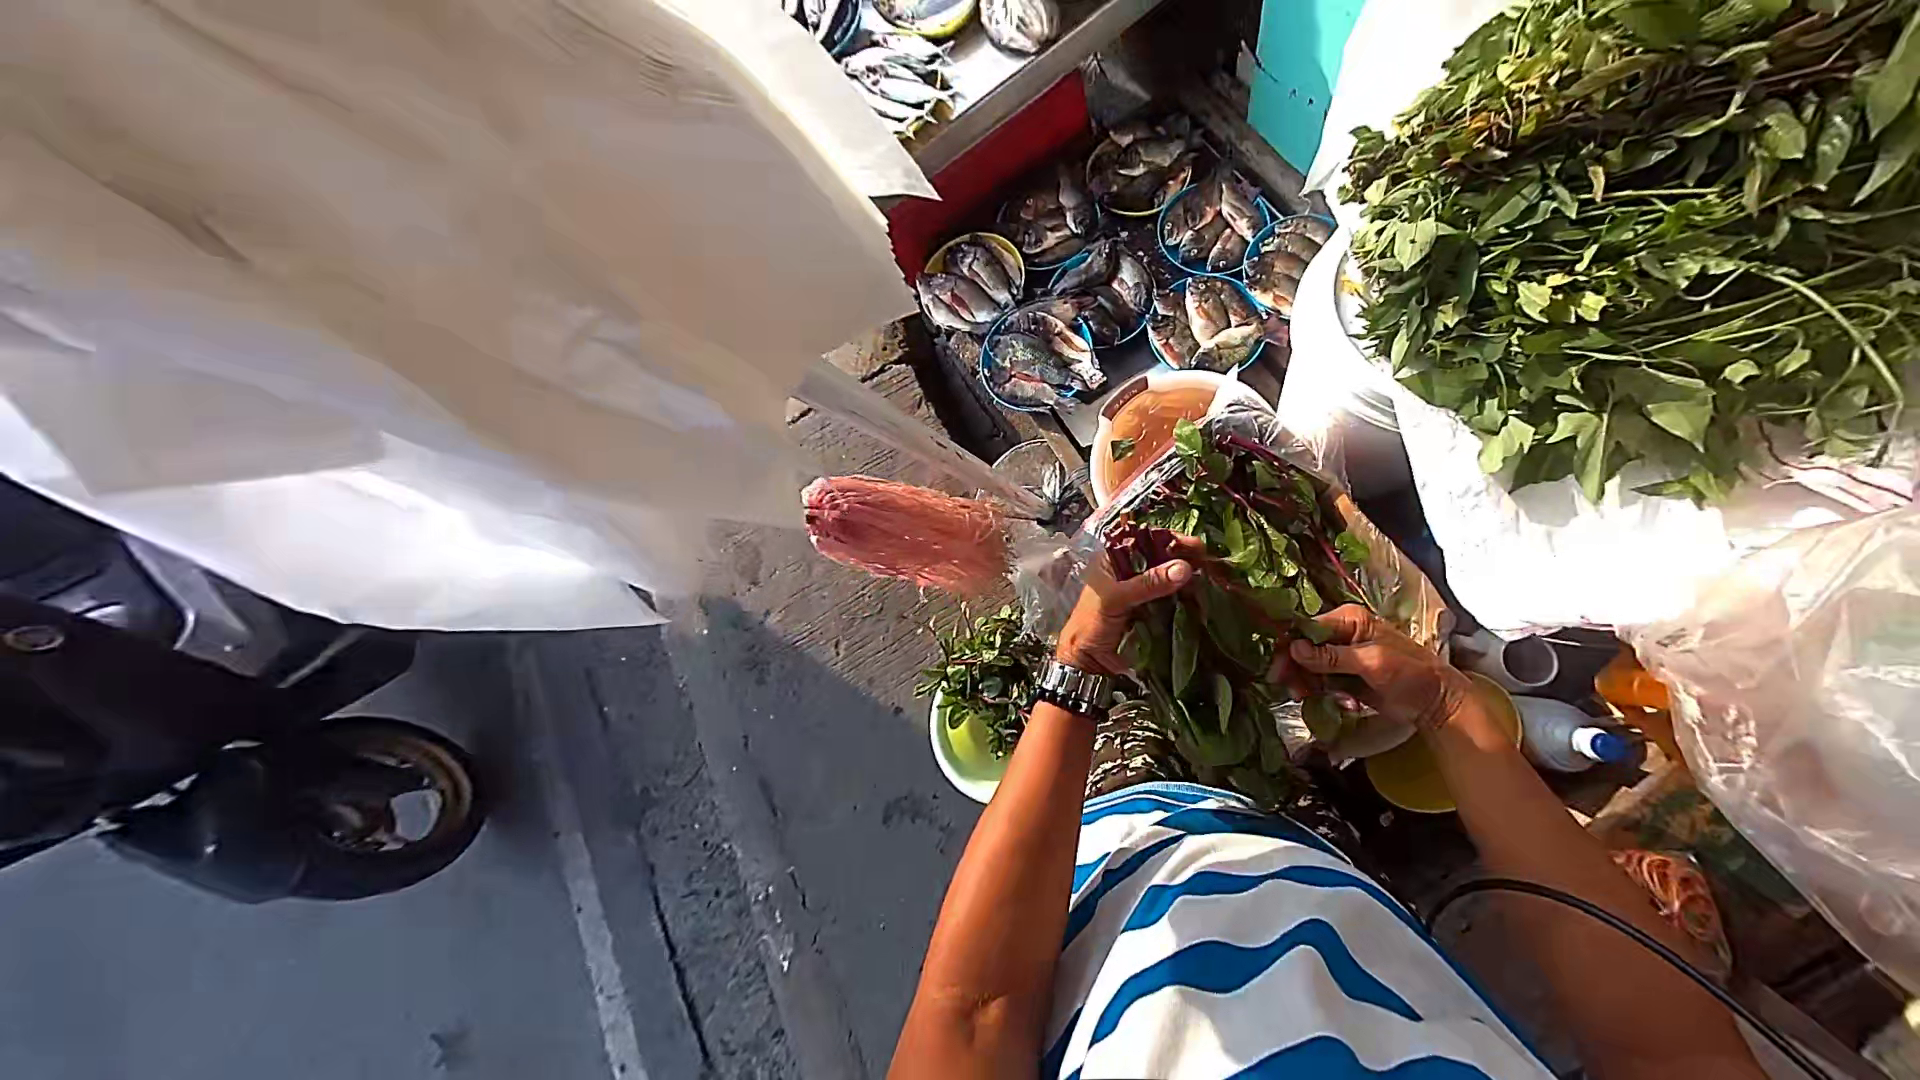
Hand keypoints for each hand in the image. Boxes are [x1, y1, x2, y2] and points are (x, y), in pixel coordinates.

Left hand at [1053, 541, 1199, 675]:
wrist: (1088, 660)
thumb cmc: (1091, 623)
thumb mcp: (1115, 599)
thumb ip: (1147, 584)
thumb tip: (1183, 568)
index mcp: (1116, 560)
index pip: (1147, 541)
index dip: (1171, 540)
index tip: (1195, 545)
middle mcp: (1133, 572)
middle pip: (1165, 558)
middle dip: (1187, 559)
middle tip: (1209, 563)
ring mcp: (1147, 592)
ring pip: (1174, 579)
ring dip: (1192, 579)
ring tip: (1212, 579)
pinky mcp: (1157, 612)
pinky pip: (1178, 601)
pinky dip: (1191, 599)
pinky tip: (1205, 597)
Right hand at [1274, 605, 1471, 731]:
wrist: (1437, 703)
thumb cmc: (1411, 674)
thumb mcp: (1371, 662)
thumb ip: (1331, 656)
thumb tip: (1294, 648)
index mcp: (1349, 620)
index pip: (1306, 628)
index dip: (1289, 647)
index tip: (1278, 668)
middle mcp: (1341, 634)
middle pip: (1302, 648)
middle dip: (1295, 669)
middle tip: (1291, 690)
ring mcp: (1341, 656)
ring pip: (1307, 667)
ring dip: (1307, 684)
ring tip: (1310, 699)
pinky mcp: (1343, 676)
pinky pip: (1320, 682)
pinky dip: (1323, 694)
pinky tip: (1342, 703)